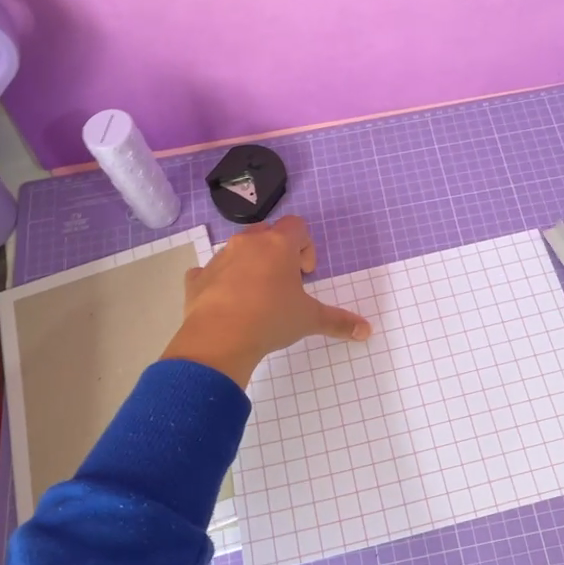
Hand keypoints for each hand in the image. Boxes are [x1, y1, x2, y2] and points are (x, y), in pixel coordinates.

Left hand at [160, 216, 371, 386]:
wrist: (219, 338)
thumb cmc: (272, 319)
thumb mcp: (310, 320)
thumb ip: (339, 322)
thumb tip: (366, 331)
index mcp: (278, 245)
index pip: (297, 227)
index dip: (306, 247)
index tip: (305, 273)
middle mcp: (247, 243)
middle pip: (266, 233)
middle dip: (277, 252)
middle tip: (283, 282)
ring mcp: (219, 259)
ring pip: (237, 251)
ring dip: (249, 265)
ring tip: (256, 297)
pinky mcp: (197, 279)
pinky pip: (208, 272)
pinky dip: (217, 282)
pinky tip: (224, 303)